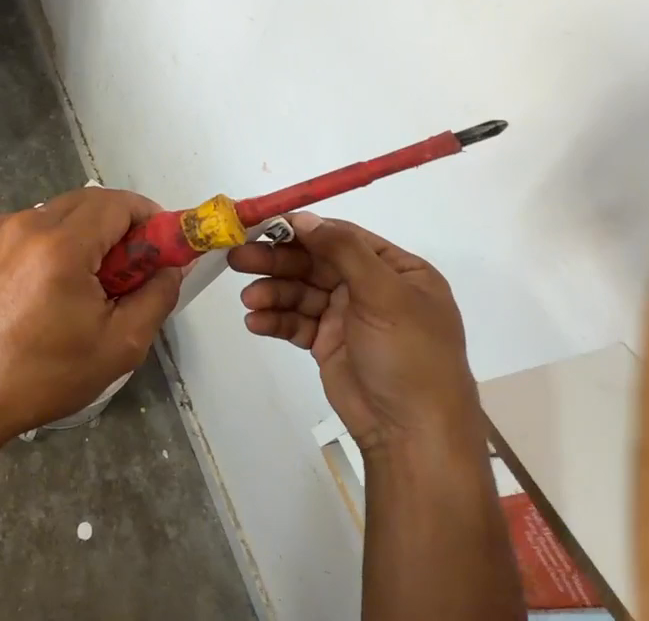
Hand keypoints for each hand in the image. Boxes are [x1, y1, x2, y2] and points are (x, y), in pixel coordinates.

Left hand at [0, 188, 183, 445]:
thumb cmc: (46, 375)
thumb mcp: (120, 344)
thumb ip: (157, 295)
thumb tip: (173, 265)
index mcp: (60, 246)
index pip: (117, 203)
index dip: (147, 218)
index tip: (160, 246)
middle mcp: (24, 224)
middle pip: (87, 202)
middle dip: (117, 226)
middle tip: (130, 269)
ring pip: (57, 213)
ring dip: (82, 234)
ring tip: (86, 284)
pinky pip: (28, 226)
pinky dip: (48, 243)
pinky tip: (46, 285)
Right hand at [228, 212, 482, 454]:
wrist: (411, 432)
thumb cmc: (409, 354)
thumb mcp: (384, 294)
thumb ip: (343, 250)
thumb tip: (303, 217)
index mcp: (397, 271)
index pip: (342, 237)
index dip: (301, 229)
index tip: (261, 225)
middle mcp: (371, 288)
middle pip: (313, 263)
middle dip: (276, 261)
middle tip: (237, 259)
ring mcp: (347, 316)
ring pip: (299, 292)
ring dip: (271, 292)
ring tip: (249, 301)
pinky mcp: (327, 343)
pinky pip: (295, 322)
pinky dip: (274, 320)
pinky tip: (254, 323)